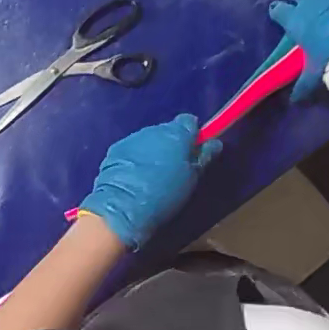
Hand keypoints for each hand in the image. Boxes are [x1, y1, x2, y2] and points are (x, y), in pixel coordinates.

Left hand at [77, 115, 222, 249]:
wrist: (121, 208)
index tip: (193, 151)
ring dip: (153, 151)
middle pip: (168, 130)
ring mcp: (131, 138)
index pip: (189, 121)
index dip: (193, 135)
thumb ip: (203, 157)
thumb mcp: (191, 179)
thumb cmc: (164, 195)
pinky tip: (135, 176)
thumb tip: (214, 143)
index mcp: (176, 134)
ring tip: (152, 174)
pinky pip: (132, 149)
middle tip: (174, 167)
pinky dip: (135, 158)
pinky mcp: (114, 149)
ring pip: (149, 139)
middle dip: (172, 144)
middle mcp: (153, 130)